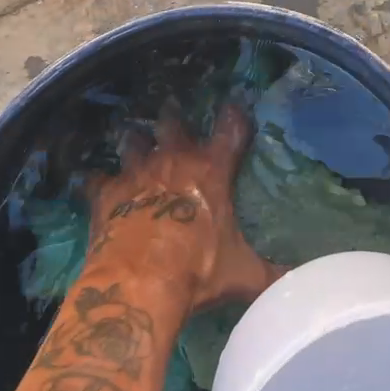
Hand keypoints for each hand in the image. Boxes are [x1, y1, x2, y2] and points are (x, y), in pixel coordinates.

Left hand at [86, 101, 283, 308]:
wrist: (140, 282)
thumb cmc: (197, 270)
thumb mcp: (243, 274)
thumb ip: (271, 274)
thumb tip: (299, 284)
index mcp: (213, 171)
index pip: (230, 129)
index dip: (234, 116)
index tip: (234, 106)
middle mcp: (175, 161)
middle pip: (173, 124)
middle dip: (173, 117)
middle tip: (171, 111)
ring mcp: (137, 174)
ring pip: (133, 143)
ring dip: (134, 142)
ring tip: (133, 138)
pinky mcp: (106, 193)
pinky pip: (95, 179)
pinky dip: (95, 180)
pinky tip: (90, 181)